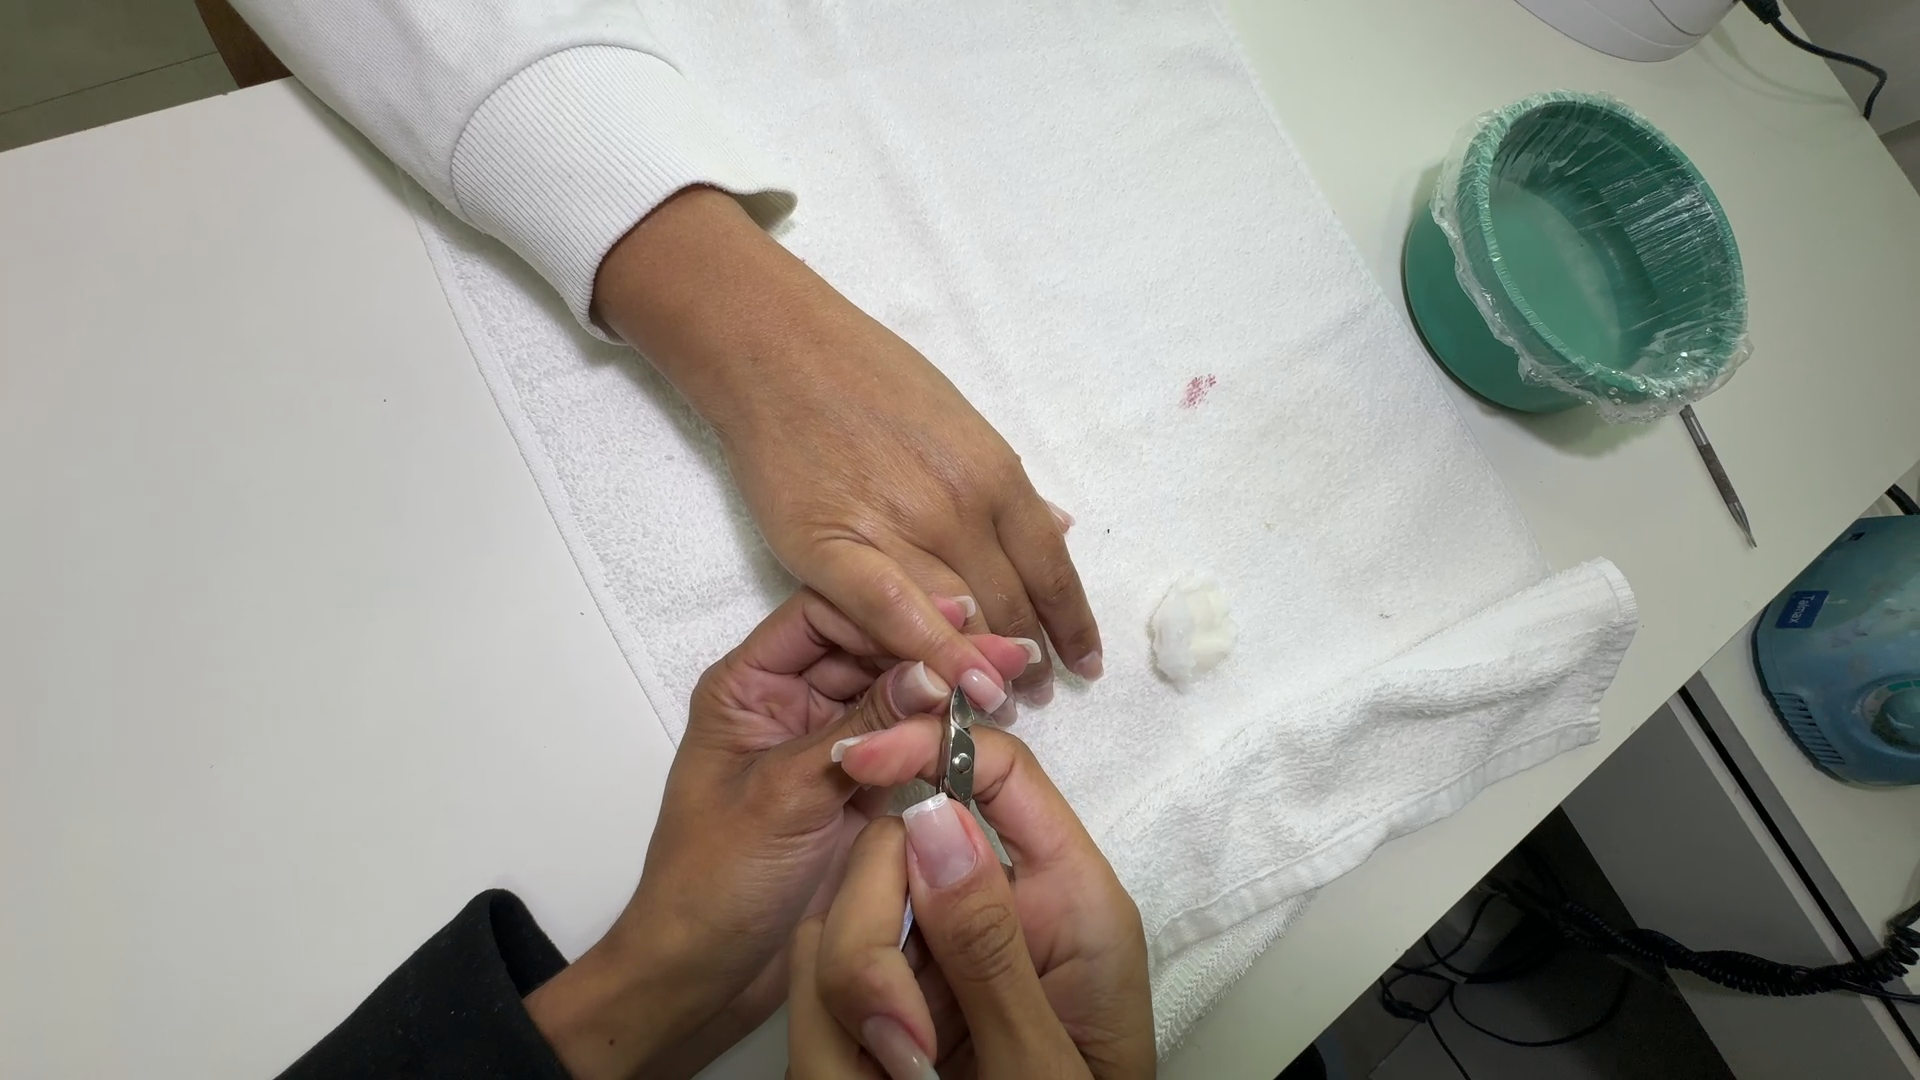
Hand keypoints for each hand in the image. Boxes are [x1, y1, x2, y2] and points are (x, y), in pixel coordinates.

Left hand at [523, 590, 1033, 1079]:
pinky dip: (942, 725)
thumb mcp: (787, 794)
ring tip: (1010, 673)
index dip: (889, 614)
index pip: (826, 615)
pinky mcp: (857, 773)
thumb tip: (937, 671)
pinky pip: (904, 733)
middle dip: (932, 647)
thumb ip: (862, 728)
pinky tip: (984, 716)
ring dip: (946, 682)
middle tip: (1003, 652)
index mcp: (751, 682)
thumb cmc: (716, 882)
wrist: (705, 979)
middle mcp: (790, 694)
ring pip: (892, 687)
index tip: (956, 624)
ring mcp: (827, 734)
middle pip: (867, 645)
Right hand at [593, 187, 1102, 708]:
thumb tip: (1060, 529)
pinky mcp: (835, 550)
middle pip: (1013, 604)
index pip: (1053, 568)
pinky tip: (961, 691)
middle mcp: (961, 507)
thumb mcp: (962, 421)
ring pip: (964, 619)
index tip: (1087, 663)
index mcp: (996, 473)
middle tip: (1038, 692)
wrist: (781, 352)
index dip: (1073, 625)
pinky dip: (935, 659)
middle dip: (1031, 658)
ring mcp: (901, 529)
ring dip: (988, 668)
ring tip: (999, 699)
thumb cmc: (873, 378)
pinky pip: (895, 617)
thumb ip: (1007, 486)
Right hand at [790, 727, 1153, 1078]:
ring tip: (904, 1079)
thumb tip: (933, 815)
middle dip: (874, 938)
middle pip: (897, 847)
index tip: (856, 761)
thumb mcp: (1046, 1065)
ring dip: (851, 1005)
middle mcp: (990, 903)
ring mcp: (932, 947)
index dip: (929, 747)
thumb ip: (992, 943)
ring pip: (845, 914)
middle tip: (903, 1046)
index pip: (997, 770)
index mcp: (1062, 893)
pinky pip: (821, 978)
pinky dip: (832, 1037)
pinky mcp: (887, 990)